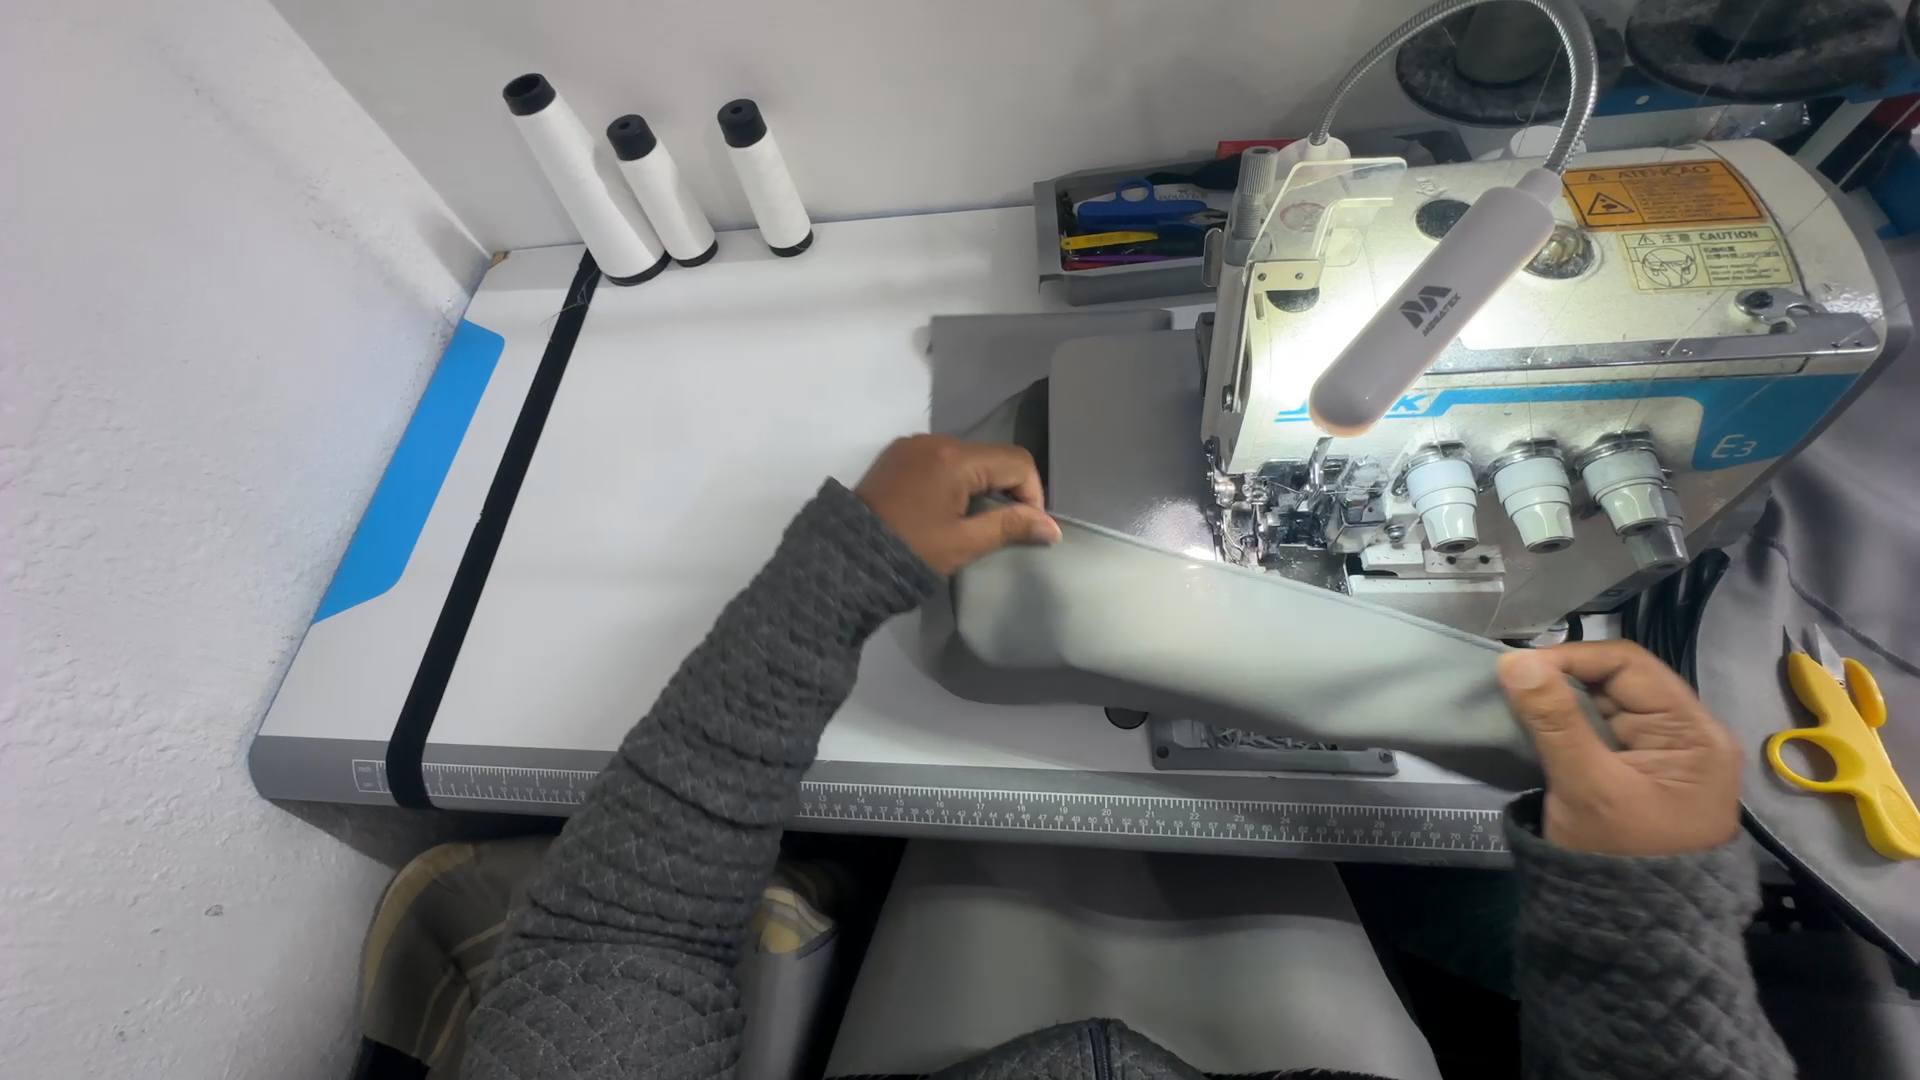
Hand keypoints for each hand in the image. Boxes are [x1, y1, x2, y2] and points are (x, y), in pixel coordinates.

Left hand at [853, 436, 1061, 574]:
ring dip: (979, 485)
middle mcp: (935, 440)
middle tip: (1000, 527)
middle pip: (992, 457)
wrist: (844, 558)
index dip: (1031, 494)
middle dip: (1006, 489)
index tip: (1024, 527)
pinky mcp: (896, 455)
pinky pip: (940, 460)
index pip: (1017, 462)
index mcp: (955, 458)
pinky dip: (953, 480)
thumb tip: (1052, 528)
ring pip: (967, 458)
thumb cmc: (909, 550)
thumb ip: (1010, 527)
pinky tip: (944, 509)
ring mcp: (912, 445)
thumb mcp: (964, 543)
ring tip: (971, 521)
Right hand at [1497, 642, 1742, 856]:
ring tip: (1515, 703)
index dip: (1570, 657)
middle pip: (1614, 678)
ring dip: (1555, 697)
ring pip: (1599, 699)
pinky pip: (1591, 723)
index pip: (1628, 665)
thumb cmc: (1619, 850)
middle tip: (1509, 686)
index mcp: (1692, 733)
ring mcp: (1656, 750)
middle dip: (1559, 676)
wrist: (1632, 920)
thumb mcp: (1584, 783)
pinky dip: (1558, 717)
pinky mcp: (1629, 764)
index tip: (1516, 669)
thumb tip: (1514, 661)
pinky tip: (1531, 723)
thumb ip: (1553, 719)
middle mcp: (1682, 733)